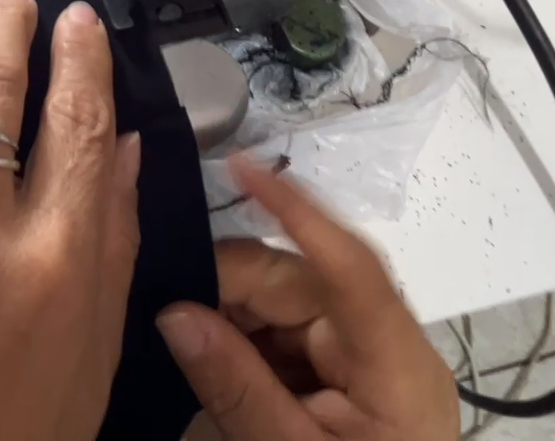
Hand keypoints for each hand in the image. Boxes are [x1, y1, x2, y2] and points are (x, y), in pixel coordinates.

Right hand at [158, 158, 457, 439]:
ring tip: (178, 334)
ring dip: (221, 311)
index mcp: (393, 362)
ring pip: (269, 297)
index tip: (240, 166)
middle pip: (287, 279)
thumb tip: (172, 310)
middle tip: (161, 310)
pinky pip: (271, 324)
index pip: (350, 264)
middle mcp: (376, 337)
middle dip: (221, 287)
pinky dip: (233, 332)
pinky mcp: (332, 362)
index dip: (295, 209)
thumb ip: (237, 388)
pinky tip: (205, 349)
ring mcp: (354, 348)